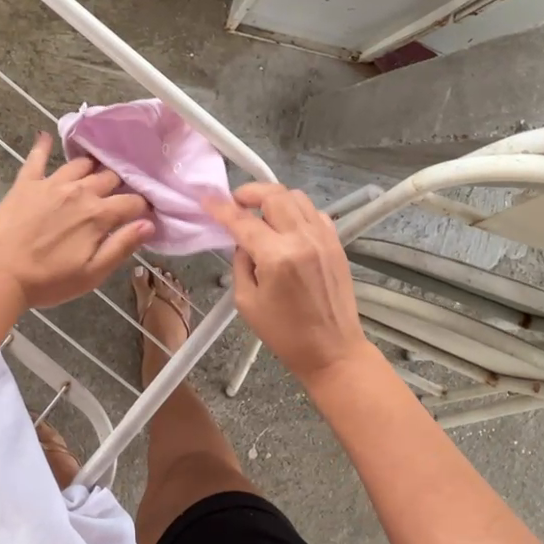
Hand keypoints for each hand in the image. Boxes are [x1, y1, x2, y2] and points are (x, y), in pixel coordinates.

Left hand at [0, 134, 153, 308]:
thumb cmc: (48, 281)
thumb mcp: (92, 274)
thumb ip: (122, 246)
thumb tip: (149, 223)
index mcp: (99, 215)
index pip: (133, 201)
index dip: (142, 207)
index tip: (142, 213)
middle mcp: (80, 191)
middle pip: (109, 177)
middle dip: (118, 185)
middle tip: (117, 195)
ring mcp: (52, 183)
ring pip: (81, 164)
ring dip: (91, 168)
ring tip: (93, 174)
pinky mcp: (26, 183)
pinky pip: (36, 158)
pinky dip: (43, 146)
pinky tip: (46, 137)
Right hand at [203, 184, 372, 382]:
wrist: (333, 351)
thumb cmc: (285, 334)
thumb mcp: (247, 302)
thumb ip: (241, 263)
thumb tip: (243, 241)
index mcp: (276, 257)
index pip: (242, 221)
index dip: (220, 207)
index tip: (207, 200)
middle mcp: (302, 239)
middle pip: (274, 194)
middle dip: (250, 192)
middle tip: (236, 202)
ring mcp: (323, 238)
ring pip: (296, 196)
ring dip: (274, 199)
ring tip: (261, 214)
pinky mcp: (336, 243)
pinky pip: (314, 212)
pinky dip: (297, 212)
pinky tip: (287, 228)